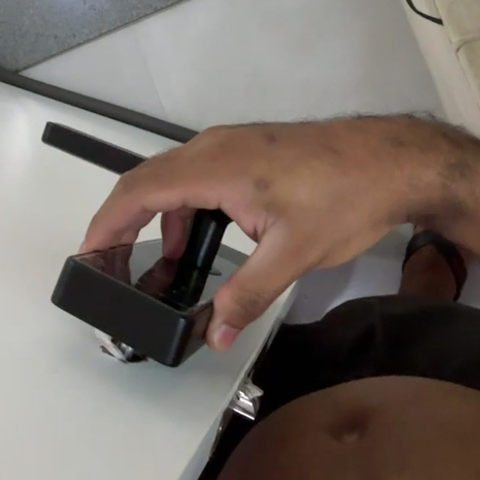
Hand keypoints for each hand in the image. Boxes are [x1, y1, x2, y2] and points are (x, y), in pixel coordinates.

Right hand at [78, 117, 452, 349]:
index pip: (139, 191)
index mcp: (214, 168)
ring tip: (158, 264)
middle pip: (144, 180)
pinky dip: (182, 208)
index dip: (106, 222)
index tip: (87, 252)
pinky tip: (198, 240)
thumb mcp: (294, 255)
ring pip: (169, 177)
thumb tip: (216, 334)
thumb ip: (247, 296)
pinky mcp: (243, 150)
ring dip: (154, 217)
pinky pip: (194, 175)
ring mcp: (227, 145)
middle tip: (106, 262)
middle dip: (119, 222)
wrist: (392, 159)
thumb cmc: (346, 196)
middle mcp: (211, 148)